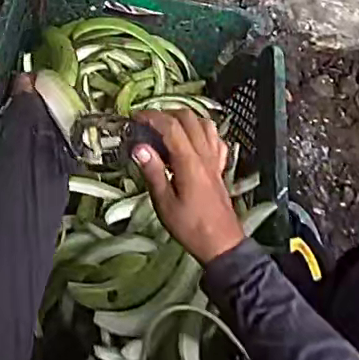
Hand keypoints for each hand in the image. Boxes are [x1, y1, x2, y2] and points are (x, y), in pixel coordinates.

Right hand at [131, 110, 245, 263]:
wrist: (222, 246)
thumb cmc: (190, 226)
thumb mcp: (164, 203)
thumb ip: (153, 171)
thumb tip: (138, 147)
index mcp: (189, 162)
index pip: (171, 126)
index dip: (152, 117)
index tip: (135, 118)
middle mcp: (205, 155)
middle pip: (188, 118)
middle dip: (165, 113)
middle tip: (148, 123)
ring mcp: (215, 160)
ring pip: (204, 123)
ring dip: (184, 119)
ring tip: (167, 128)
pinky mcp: (221, 167)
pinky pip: (215, 138)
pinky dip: (202, 131)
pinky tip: (191, 139)